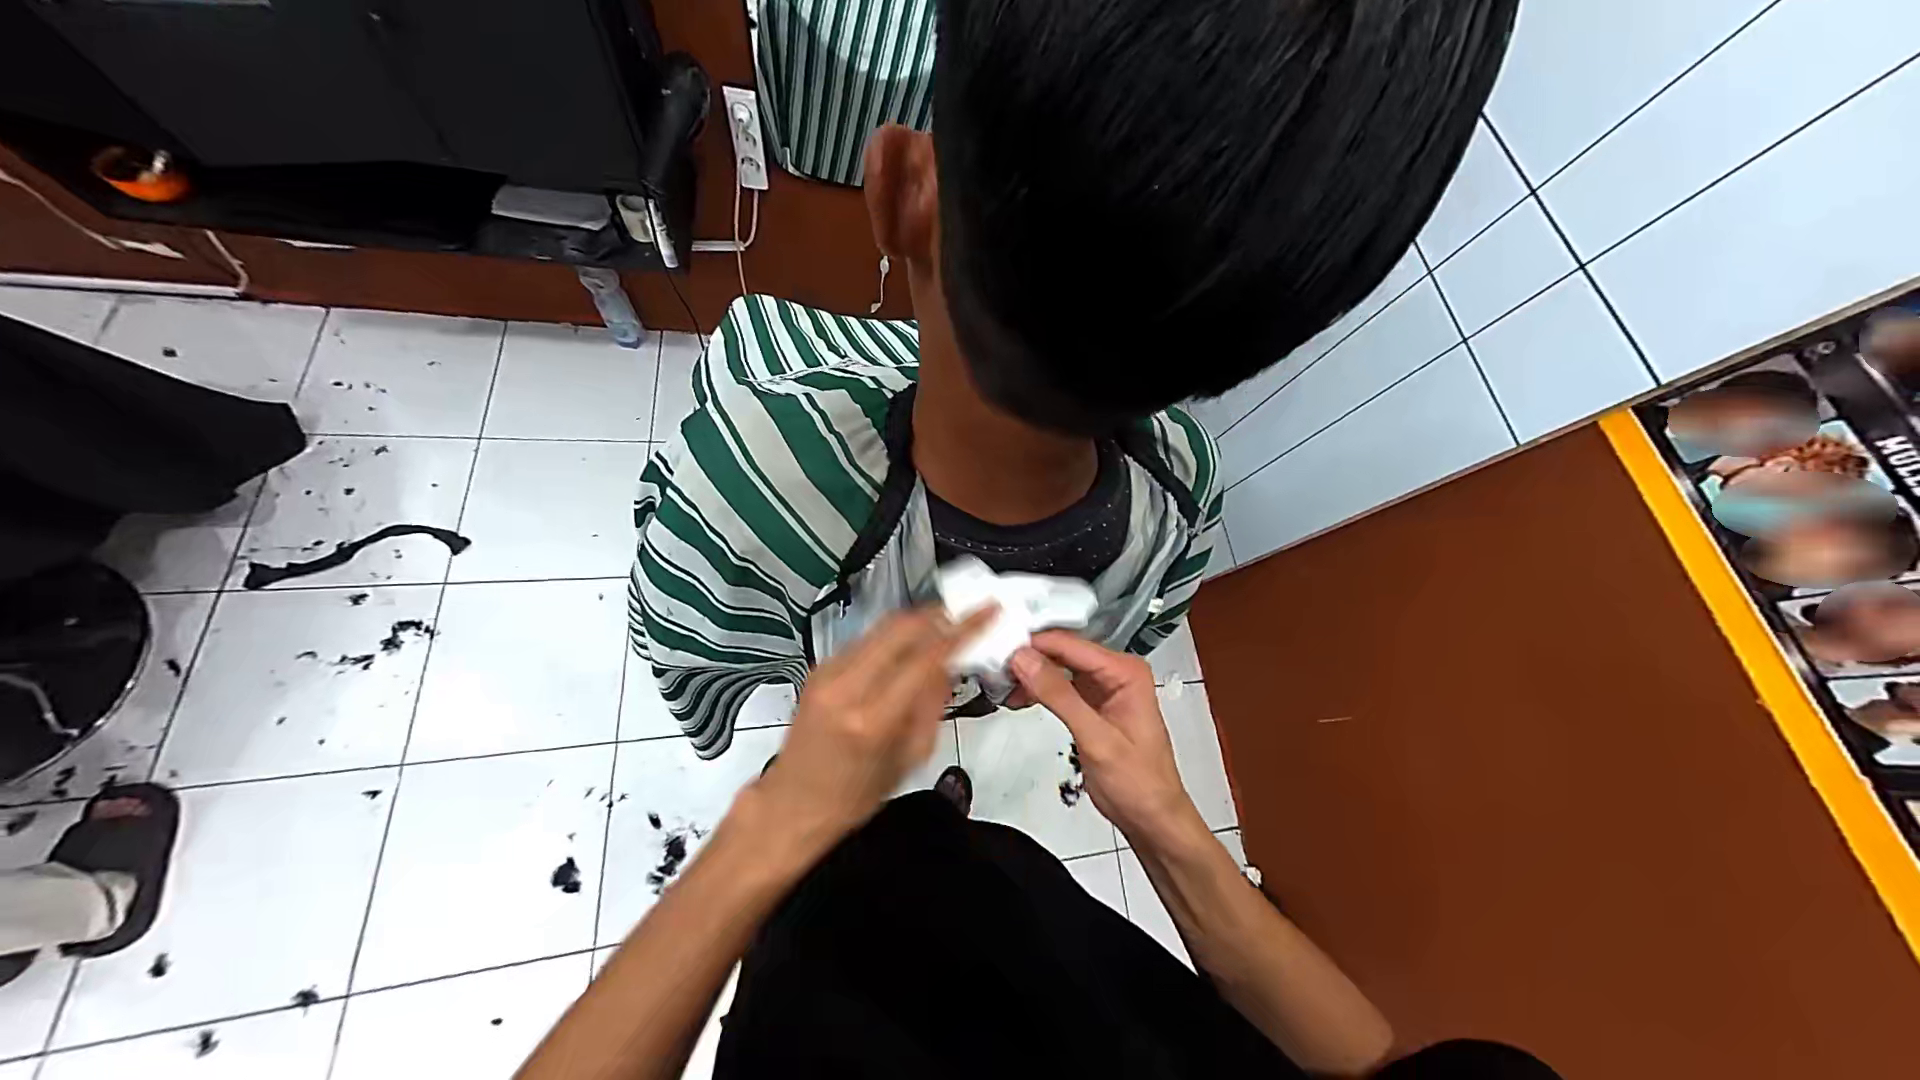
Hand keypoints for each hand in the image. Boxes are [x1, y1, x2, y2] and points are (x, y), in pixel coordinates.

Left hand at [757, 607, 993, 844]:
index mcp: (872, 718)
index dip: (963, 629)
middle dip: (938, 615)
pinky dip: (892, 639)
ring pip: (882, 627)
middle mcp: (845, 686)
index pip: (926, 657)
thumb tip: (950, 663)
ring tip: (940, 633)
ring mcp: (827, 672)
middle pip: (901, 626)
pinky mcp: (819, 668)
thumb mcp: (908, 758)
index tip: (985, 612)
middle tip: (963, 615)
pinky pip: (865, 640)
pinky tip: (906, 652)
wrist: (792, 803)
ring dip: (916, 625)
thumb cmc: (852, 797)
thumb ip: (931, 705)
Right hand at [1010, 631, 1205, 849]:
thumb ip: (1059, 696)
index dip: (1034, 645)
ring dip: (1030, 674)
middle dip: (1029, 658)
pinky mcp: (1092, 702)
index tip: (1003, 651)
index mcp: (1126, 672)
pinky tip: (1020, 696)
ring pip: (1057, 666)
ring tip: (1003, 684)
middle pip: (1062, 651)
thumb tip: (1028, 662)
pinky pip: (1059, 684)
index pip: (1070, 644)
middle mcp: (1117, 673)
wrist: (1151, 817)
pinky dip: (1038, 689)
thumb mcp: (1096, 738)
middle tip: (997, 667)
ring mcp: (1104, 687)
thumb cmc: (1141, 783)